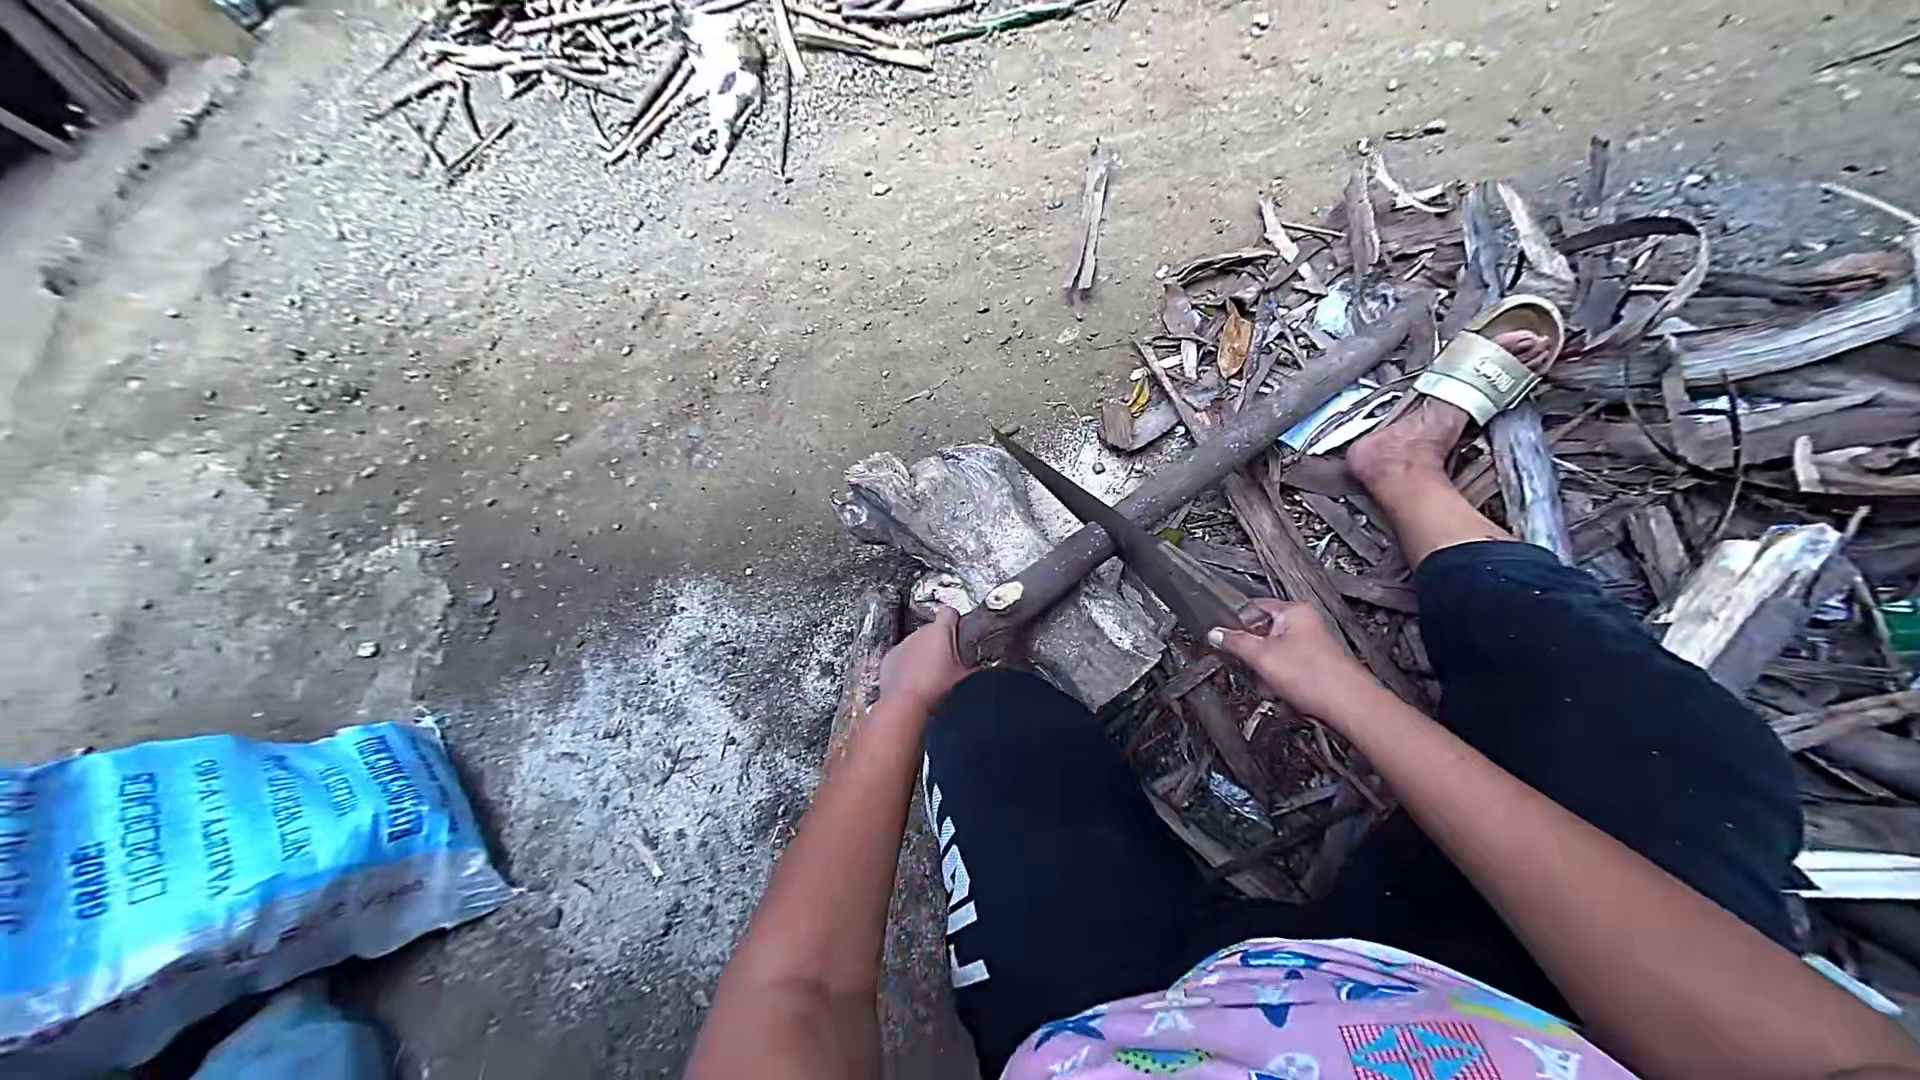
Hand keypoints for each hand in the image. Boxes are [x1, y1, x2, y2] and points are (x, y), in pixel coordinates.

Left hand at [877, 605, 974, 713]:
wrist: (904, 702)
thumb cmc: (933, 688)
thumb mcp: (963, 675)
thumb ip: (973, 661)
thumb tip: (982, 659)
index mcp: (939, 631)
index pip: (949, 612)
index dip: (954, 618)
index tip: (956, 625)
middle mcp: (920, 632)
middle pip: (933, 630)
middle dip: (939, 642)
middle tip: (947, 661)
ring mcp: (903, 644)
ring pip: (917, 643)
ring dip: (923, 653)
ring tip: (930, 673)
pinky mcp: (891, 656)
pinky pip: (903, 655)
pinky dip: (908, 663)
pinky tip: (915, 679)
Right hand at [1209, 599, 1379, 718]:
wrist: (1349, 707)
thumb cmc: (1316, 676)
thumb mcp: (1261, 656)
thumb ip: (1234, 642)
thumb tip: (1216, 634)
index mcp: (1295, 612)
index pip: (1253, 608)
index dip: (1236, 624)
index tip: (1225, 638)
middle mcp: (1305, 625)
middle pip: (1261, 635)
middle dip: (1254, 656)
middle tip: (1254, 667)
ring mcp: (1311, 647)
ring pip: (1273, 657)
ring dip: (1267, 674)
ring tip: (1273, 685)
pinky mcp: (1315, 669)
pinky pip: (1286, 672)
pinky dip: (1281, 684)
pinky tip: (1285, 694)